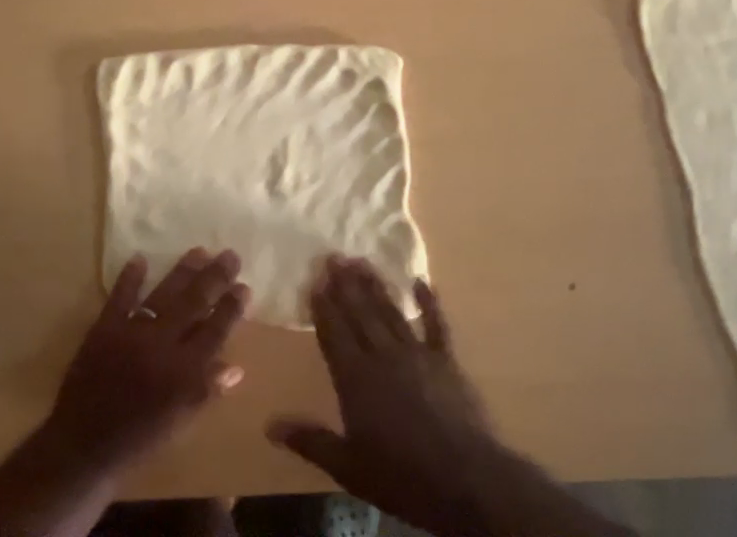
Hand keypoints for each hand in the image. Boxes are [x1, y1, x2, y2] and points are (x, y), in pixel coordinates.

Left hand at [45, 248, 249, 469]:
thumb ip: (207, 392)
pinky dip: (130, 278)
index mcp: (185, 372)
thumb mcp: (180, 423)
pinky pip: (120, 297)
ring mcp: (132, 333)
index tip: (244, 286)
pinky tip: (140, 258)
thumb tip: (236, 367)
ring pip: (163, 295)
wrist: (86, 443)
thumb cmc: (139, 438)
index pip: (215, 331)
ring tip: (199, 251)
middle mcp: (162, 346)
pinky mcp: (104, 328)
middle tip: (230, 255)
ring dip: (182, 272)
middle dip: (214, 278)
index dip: (231, 308)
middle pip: (194, 304)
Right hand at [269, 258, 629, 536]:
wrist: (467, 480)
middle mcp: (382, 357)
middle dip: (345, 284)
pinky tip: (421, 281)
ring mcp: (417, 355)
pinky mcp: (447, 362)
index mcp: (355, 378)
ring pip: (390, 312)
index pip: (333, 332)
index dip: (322, 305)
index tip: (314, 278)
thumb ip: (310, 441)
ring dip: (375, 286)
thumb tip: (269, 426)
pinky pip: (436, 325)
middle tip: (334, 255)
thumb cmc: (402, 476)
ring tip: (361, 261)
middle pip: (359, 314)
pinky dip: (429, 302)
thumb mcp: (348, 466)